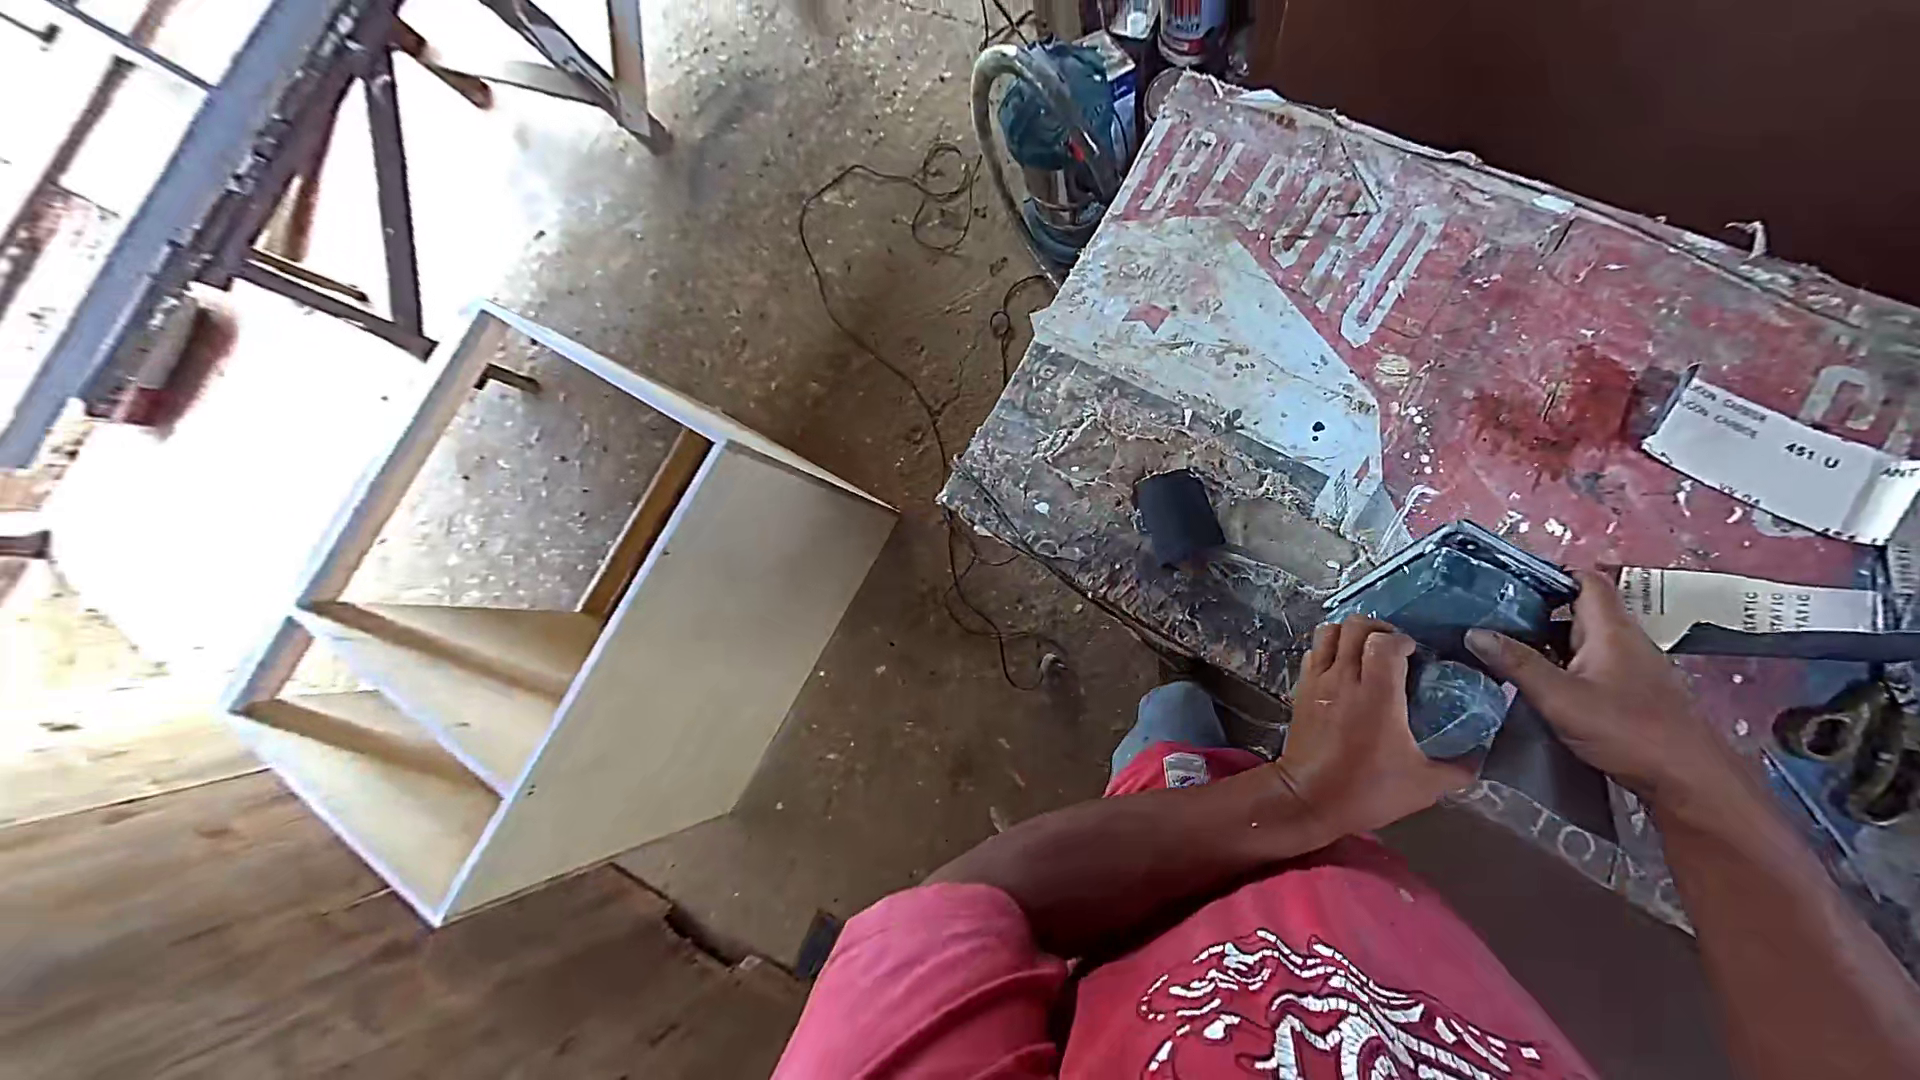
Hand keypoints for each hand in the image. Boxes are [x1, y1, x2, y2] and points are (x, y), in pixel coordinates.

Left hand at [1277, 616, 1477, 841]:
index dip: (1403, 639)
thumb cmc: (1367, 789)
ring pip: (1327, 632)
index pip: (1384, 641)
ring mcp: (1316, 680)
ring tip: (1368, 650)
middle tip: (1395, 646)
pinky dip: (1329, 649)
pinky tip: (1345, 668)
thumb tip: (1480, 753)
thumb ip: (1460, 765)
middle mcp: (1342, 677)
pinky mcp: (1300, 689)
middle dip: (1377, 627)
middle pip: (1353, 626)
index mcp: (1376, 693)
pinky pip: (1313, 652)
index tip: (1418, 654)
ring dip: (1349, 633)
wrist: (1307, 797)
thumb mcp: (1427, 784)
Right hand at [1465, 569, 1751, 810]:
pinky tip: (1527, 674)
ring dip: (1540, 636)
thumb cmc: (1628, 731)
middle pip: (1576, 609)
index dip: (1550, 572)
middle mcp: (1623, 642)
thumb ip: (1517, 663)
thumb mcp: (1560, 697)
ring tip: (1496, 640)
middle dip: (1533, 606)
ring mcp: (1627, 667)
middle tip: (1486, 611)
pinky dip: (1553, 659)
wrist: (1690, 784)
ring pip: (1577, 637)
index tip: (1506, 578)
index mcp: (1612, 632)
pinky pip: (1582, 660)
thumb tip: (1474, 632)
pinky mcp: (1625, 690)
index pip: (1586, 582)